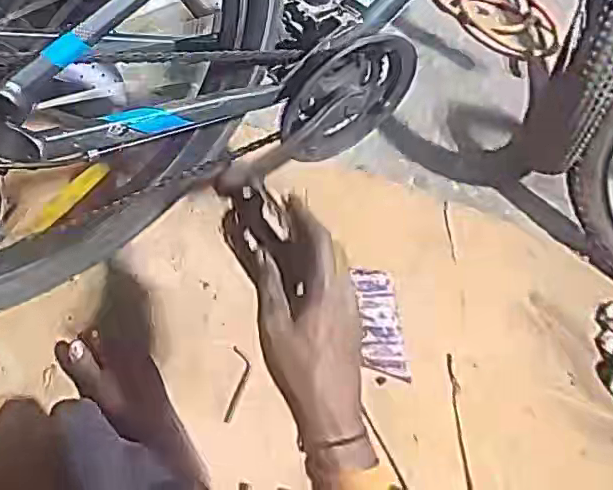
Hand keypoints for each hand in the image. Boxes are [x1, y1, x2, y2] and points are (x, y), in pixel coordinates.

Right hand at [222, 192, 375, 474]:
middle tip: (286, 212)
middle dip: (309, 225)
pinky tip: (303, 268)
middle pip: (331, 246)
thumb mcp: (274, 324)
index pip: (320, 238)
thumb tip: (261, 251)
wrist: (332, 415)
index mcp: (328, 288)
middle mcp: (345, 290)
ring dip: (316, 243)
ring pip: (336, 261)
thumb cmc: (299, 368)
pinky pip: (337, 276)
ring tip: (292, 233)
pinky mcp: (350, 318)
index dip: (304, 215)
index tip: (289, 198)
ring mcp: (351, 305)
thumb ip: (269, 283)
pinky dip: (320, 261)